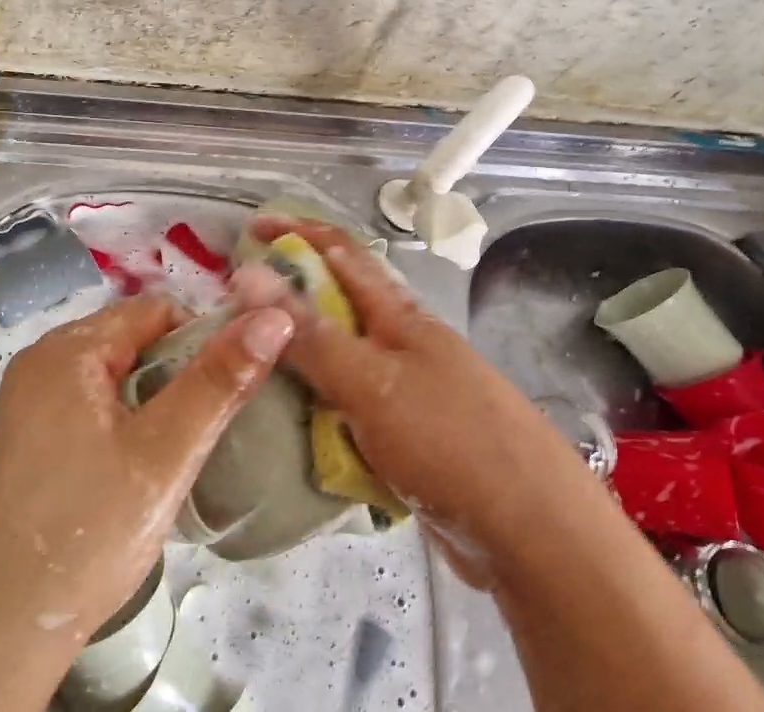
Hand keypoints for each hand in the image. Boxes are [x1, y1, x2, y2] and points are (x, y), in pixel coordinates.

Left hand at [0, 294, 294, 710]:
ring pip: (107, 380)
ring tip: (174, 456)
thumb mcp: (164, 453)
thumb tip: (274, 315)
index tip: (229, 390)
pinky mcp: (20, 441)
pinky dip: (116, 427)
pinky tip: (131, 474)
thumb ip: (217, 382)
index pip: (154, 310)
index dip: (202, 339)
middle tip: (206, 431)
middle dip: (174, 376)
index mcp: (67, 349)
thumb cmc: (86, 531)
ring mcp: (23, 404)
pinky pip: (81, 410)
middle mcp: (37, 363)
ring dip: (147, 405)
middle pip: (128, 342)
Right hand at [240, 216, 596, 586]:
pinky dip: (314, 411)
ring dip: (296, 360)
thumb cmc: (451, 442)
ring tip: (246, 370)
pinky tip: (285, 428)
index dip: (298, 232)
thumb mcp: (371, 381)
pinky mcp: (404, 440)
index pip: (343, 253)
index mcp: (401, 316)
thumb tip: (248, 275)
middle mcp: (403, 346)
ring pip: (337, 363)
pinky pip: (344, 412)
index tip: (252, 228)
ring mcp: (405, 394)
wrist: (531, 535)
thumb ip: (310, 334)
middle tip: (232, 313)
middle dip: (286, 300)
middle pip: (336, 307)